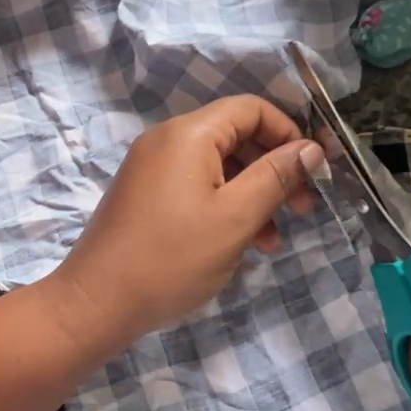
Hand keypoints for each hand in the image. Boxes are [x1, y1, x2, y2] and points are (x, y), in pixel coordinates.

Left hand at [44, 96, 324, 344]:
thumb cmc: (172, 258)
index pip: (250, 108)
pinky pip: (195, 184)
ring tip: (272, 240)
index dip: (288, 133)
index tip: (313, 171)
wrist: (96, 302)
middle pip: (234, 135)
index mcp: (188, 133)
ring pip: (217, 164)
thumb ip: (275, 177)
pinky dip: (223, 204)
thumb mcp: (235, 218)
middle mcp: (166, 139)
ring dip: (252, 193)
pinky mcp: (144, 193)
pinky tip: (240, 243)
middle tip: (303, 208)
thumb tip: (310, 148)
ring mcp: (151, 166)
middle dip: (273, 168)